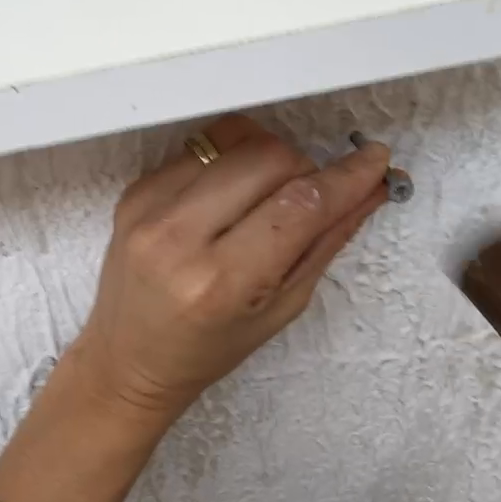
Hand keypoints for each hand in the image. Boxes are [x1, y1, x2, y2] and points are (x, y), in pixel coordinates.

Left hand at [0, 114, 389, 501]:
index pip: (300, 204)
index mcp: (220, 282)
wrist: (126, 360)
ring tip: (265, 198)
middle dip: (305, 168)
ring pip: (235, 141)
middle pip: (269, 157)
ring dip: (267, 160)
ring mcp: (149, 209)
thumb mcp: (280, 310)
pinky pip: (201, 149)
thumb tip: (370, 189)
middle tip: (309, 197)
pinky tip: (226, 199)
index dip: (346, 177)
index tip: (374, 161)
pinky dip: (229, 163)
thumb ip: (326, 243)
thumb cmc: (207, 350)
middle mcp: (178, 238)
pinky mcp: (134, 191)